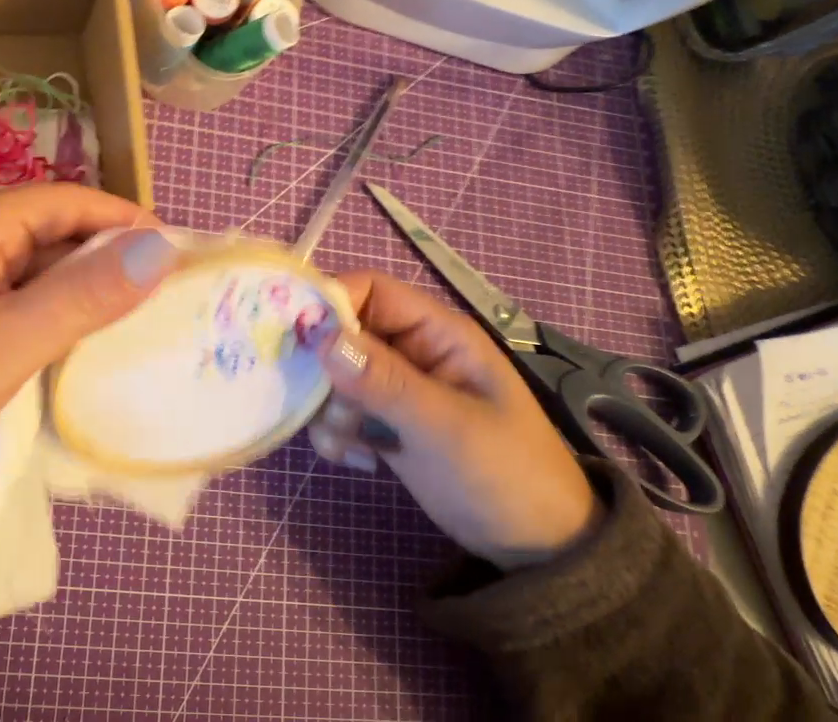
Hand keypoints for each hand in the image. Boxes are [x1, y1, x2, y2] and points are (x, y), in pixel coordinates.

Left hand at [0, 184, 179, 514]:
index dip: (130, 225)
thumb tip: (160, 246)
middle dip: (104, 260)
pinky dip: (33, 305)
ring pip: (25, 258)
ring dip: (69, 286)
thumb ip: (83, 296)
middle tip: (156, 308)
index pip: (74, 200)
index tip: (180, 263)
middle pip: (51, 225)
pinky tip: (52, 340)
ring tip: (116, 329)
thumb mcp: (5, 347)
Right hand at [308, 271, 599, 568]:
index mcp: (437, 333)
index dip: (330, 304)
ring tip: (345, 442)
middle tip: (319, 406)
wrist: (538, 546)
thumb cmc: (508, 474)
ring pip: (334, 374)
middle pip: (341, 332)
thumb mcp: (448, 428)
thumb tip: (323, 339)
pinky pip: (340, 411)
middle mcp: (411, 351)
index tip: (299, 340)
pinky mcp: (385, 423)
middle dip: (323, 368)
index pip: (369, 291)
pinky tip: (355, 458)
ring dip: (327, 407)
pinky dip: (336, 432)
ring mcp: (396, 389)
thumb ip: (386, 383)